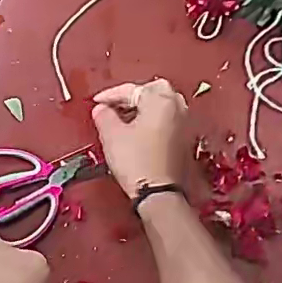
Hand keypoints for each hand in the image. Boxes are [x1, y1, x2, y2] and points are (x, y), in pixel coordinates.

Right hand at [90, 79, 189, 199]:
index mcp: (160, 100)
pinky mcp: (184, 140)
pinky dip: (152, 121)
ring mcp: (184, 123)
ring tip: (123, 118)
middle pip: (152, 91)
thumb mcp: (111, 135)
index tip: (97, 102)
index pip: (131, 89)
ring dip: (143, 108)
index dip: (110, 95)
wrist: (158, 193)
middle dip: (132, 96)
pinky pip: (166, 120)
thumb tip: (101, 109)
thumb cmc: (136, 161)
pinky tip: (138, 132)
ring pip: (161, 106)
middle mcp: (177, 107)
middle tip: (113, 106)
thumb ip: (104, 115)